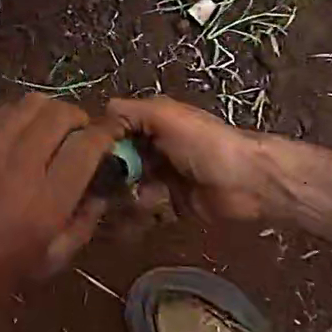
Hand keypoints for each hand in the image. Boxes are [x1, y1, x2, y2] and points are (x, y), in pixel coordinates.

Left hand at [0, 93, 123, 316]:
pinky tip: (20, 136)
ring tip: (53, 130)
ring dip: (51, 111)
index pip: (87, 147)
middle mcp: (19, 163)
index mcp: (45, 201)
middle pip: (61, 114)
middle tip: (81, 134)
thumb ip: (82, 225)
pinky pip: (3, 112)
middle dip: (80, 118)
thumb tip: (102, 191)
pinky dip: (21, 116)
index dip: (106, 133)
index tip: (114, 133)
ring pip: (31, 104)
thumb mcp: (47, 264)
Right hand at [108, 95, 272, 222]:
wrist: (248, 182)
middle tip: (100, 191)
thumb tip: (96, 118)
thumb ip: (128, 112)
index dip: (99, 143)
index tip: (84, 159)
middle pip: (117, 161)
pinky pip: (146, 211)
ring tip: (119, 207)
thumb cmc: (202, 142)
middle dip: (108, 176)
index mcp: (150, 122)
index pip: (113, 129)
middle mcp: (153, 147)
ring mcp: (162, 177)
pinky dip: (138, 216)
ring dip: (122, 198)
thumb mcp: (163, 116)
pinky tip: (134, 219)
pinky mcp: (172, 204)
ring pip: (128, 187)